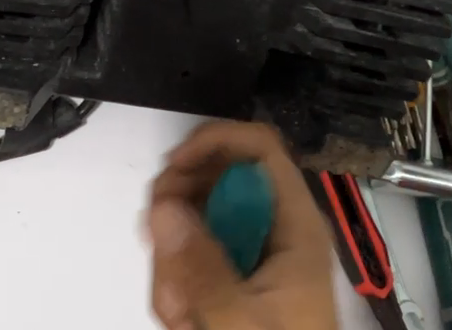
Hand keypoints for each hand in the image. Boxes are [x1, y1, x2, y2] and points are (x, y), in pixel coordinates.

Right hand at [147, 122, 339, 329]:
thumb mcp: (241, 326)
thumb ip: (200, 269)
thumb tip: (162, 207)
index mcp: (295, 225)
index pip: (257, 145)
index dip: (214, 141)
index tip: (173, 169)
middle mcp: (276, 227)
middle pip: (216, 174)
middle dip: (178, 208)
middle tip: (156, 244)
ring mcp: (254, 250)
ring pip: (196, 215)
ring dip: (172, 257)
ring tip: (175, 312)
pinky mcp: (237, 275)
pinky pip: (193, 252)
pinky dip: (177, 281)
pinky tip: (181, 318)